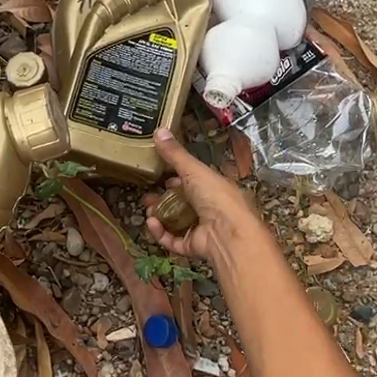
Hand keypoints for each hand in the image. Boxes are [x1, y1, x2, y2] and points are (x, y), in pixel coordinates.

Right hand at [145, 128, 270, 264]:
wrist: (229, 233)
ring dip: (160, 215)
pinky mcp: (193, 247)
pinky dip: (161, 233)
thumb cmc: (217, 197)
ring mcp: (202, 229)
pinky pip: (173, 240)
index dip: (177, 180)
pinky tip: (152, 224)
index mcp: (215, 189)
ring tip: (148, 210)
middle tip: (147, 197)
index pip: (194, 183)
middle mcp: (210, 209)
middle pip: (182, 204)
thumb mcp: (194, 170)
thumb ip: (175, 154)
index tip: (161, 177)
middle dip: (163, 200)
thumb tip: (159, 129)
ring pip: (175, 223)